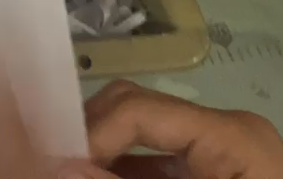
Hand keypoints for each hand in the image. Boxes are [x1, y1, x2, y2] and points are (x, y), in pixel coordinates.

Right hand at [59, 80, 282, 178]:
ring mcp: (218, 155)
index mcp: (229, 135)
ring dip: (102, 161)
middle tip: (53, 166)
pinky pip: (156, 167)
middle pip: (134, 111)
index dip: (92, 135)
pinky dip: (125, 176)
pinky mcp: (213, 178)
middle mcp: (222, 132)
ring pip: (139, 139)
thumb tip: (61, 167)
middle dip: (90, 141)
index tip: (55, 166)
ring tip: (68, 171)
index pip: (137, 110)